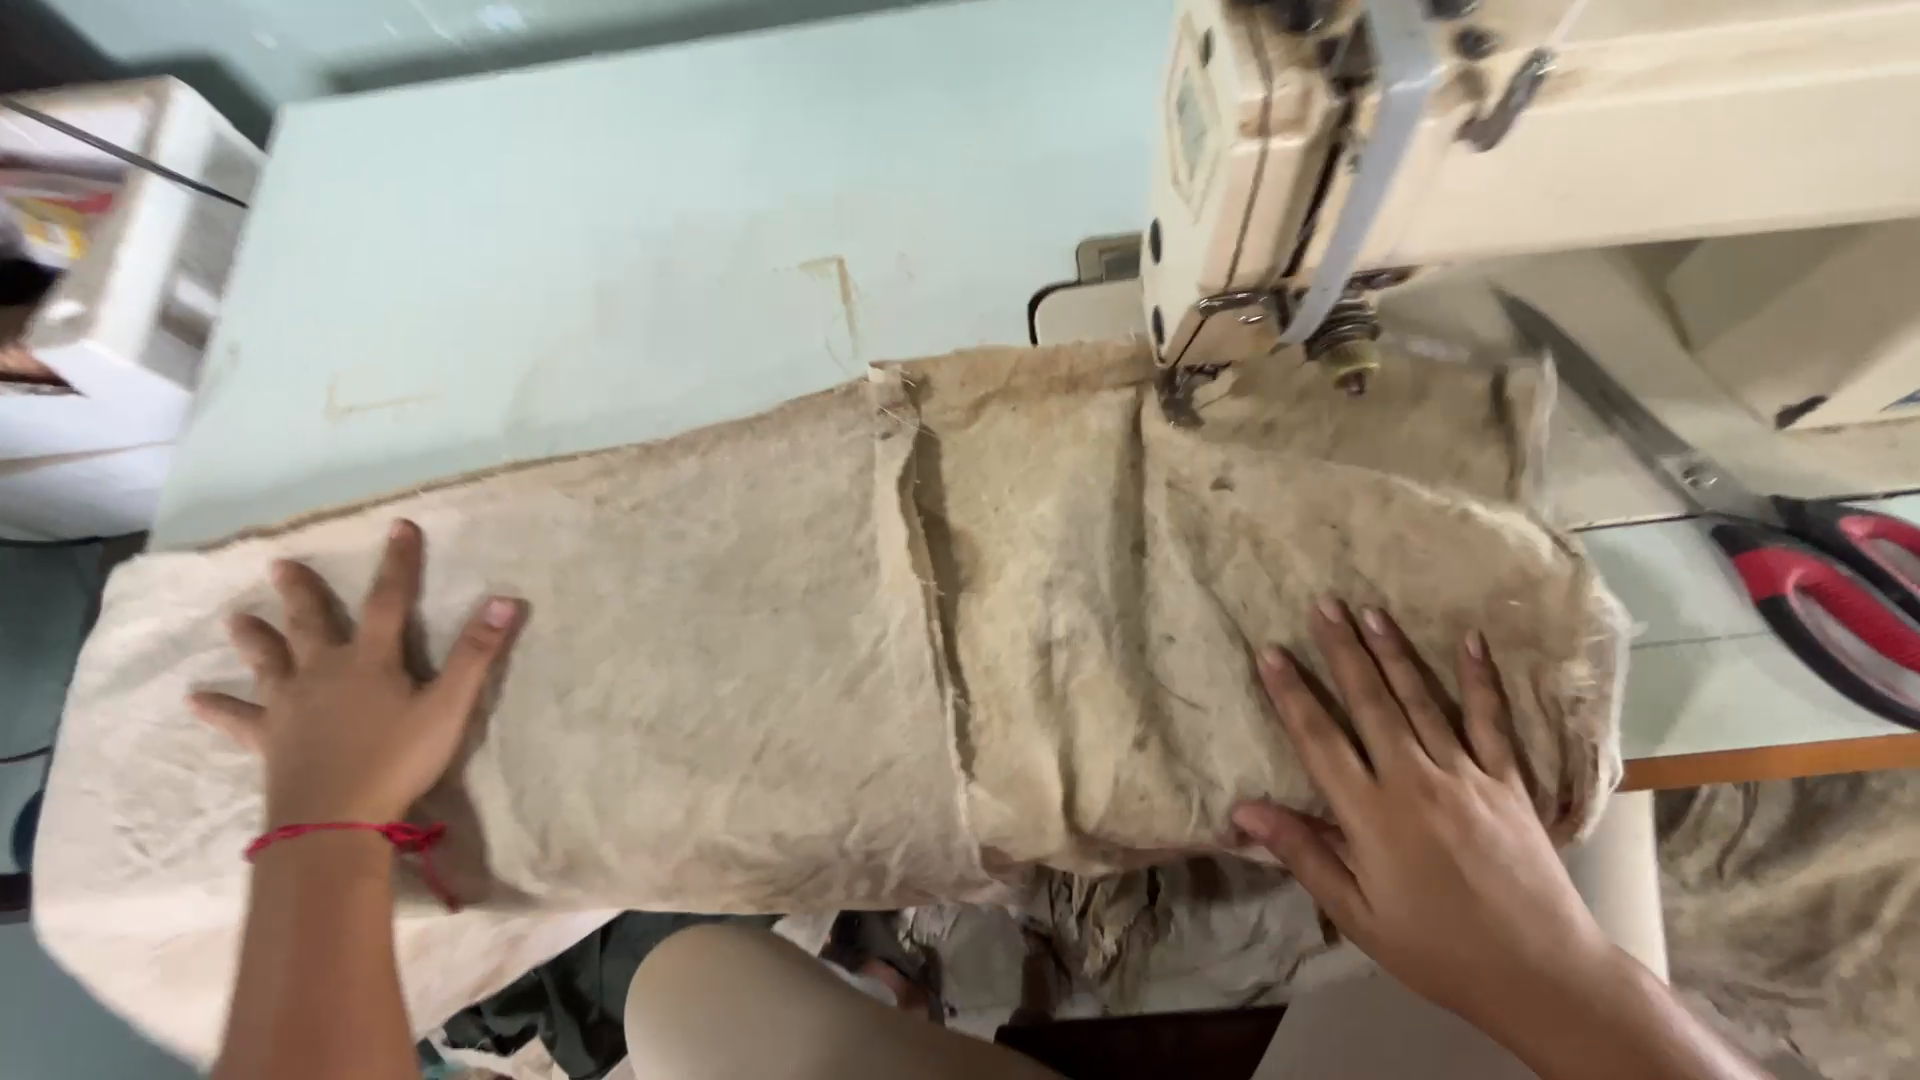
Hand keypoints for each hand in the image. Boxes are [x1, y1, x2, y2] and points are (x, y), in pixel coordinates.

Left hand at [188, 519, 523, 827]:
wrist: (332, 821)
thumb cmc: (397, 760)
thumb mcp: (450, 706)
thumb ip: (477, 653)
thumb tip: (506, 599)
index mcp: (369, 661)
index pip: (389, 600)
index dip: (398, 563)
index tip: (399, 527)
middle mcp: (323, 672)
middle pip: (312, 623)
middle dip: (302, 592)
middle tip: (280, 565)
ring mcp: (290, 706)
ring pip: (270, 662)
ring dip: (255, 638)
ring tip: (236, 617)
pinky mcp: (268, 740)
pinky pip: (239, 720)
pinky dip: (219, 709)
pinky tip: (196, 700)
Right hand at [1231, 599, 1619, 1032]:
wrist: (1544, 977)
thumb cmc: (1436, 948)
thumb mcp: (1356, 914)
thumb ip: (1303, 854)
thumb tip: (1243, 810)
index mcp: (1371, 813)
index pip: (1319, 738)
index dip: (1291, 693)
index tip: (1271, 652)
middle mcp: (1415, 780)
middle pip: (1369, 702)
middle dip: (1342, 651)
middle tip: (1322, 605)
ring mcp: (1467, 776)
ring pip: (1421, 701)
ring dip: (1394, 652)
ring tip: (1370, 611)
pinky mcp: (1510, 783)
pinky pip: (1492, 722)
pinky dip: (1480, 680)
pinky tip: (1470, 642)